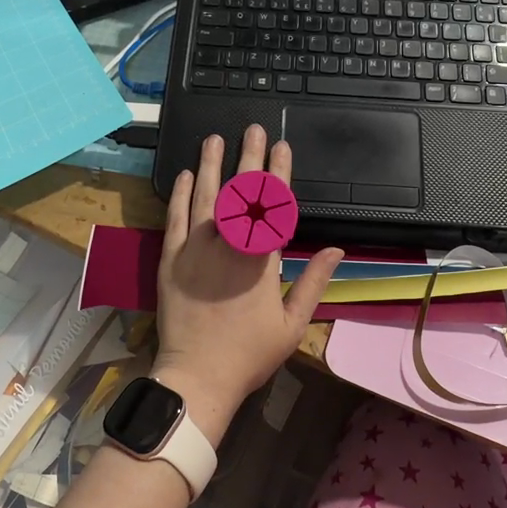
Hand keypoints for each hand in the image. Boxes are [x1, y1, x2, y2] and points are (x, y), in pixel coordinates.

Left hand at [153, 126, 342, 443]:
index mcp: (260, 259)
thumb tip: (335, 250)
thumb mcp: (292, 324)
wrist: (198, 378)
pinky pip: (175, 218)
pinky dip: (180, 195)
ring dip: (211, 165)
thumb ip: (313, 282)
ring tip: (214, 139)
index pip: (273, 205)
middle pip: (240, 192)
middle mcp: (229, 245)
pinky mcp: (171, 259)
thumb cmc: (249, 354)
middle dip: (248, 157)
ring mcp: (196, 249)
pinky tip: (184, 175)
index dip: (279, 173)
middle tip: (252, 129)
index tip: (282, 147)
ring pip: (205, 197)